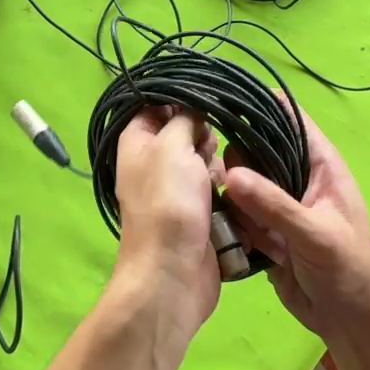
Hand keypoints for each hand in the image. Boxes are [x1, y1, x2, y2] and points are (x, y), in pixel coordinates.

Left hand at [111, 106, 222, 334]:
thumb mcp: (173, 147)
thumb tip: (193, 108)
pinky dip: (226, 187)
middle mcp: (153, 162)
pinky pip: (216, 187)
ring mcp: (175, 188)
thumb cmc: (168, 204)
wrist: (174, 273)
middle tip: (208, 146)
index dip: (180, 97)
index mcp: (136, 142)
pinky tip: (233, 191)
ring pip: (204, 160)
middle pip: (185, 131)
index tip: (206, 95)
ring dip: (217, 163)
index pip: (155, 104)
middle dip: (204, 133)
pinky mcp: (197, 211)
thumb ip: (184, 119)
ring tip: (218, 176)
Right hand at [221, 94, 369, 344]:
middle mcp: (297, 176)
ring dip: (234, 197)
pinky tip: (236, 236)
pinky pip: (239, 214)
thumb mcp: (315, 234)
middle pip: (256, 147)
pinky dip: (234, 222)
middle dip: (238, 160)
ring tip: (235, 217)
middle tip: (223, 178)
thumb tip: (229, 174)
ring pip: (242, 182)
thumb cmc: (349, 270)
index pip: (287, 117)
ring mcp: (280, 203)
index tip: (221, 101)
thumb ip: (273, 204)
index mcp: (320, 163)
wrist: (353, 324)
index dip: (258, 104)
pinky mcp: (265, 230)